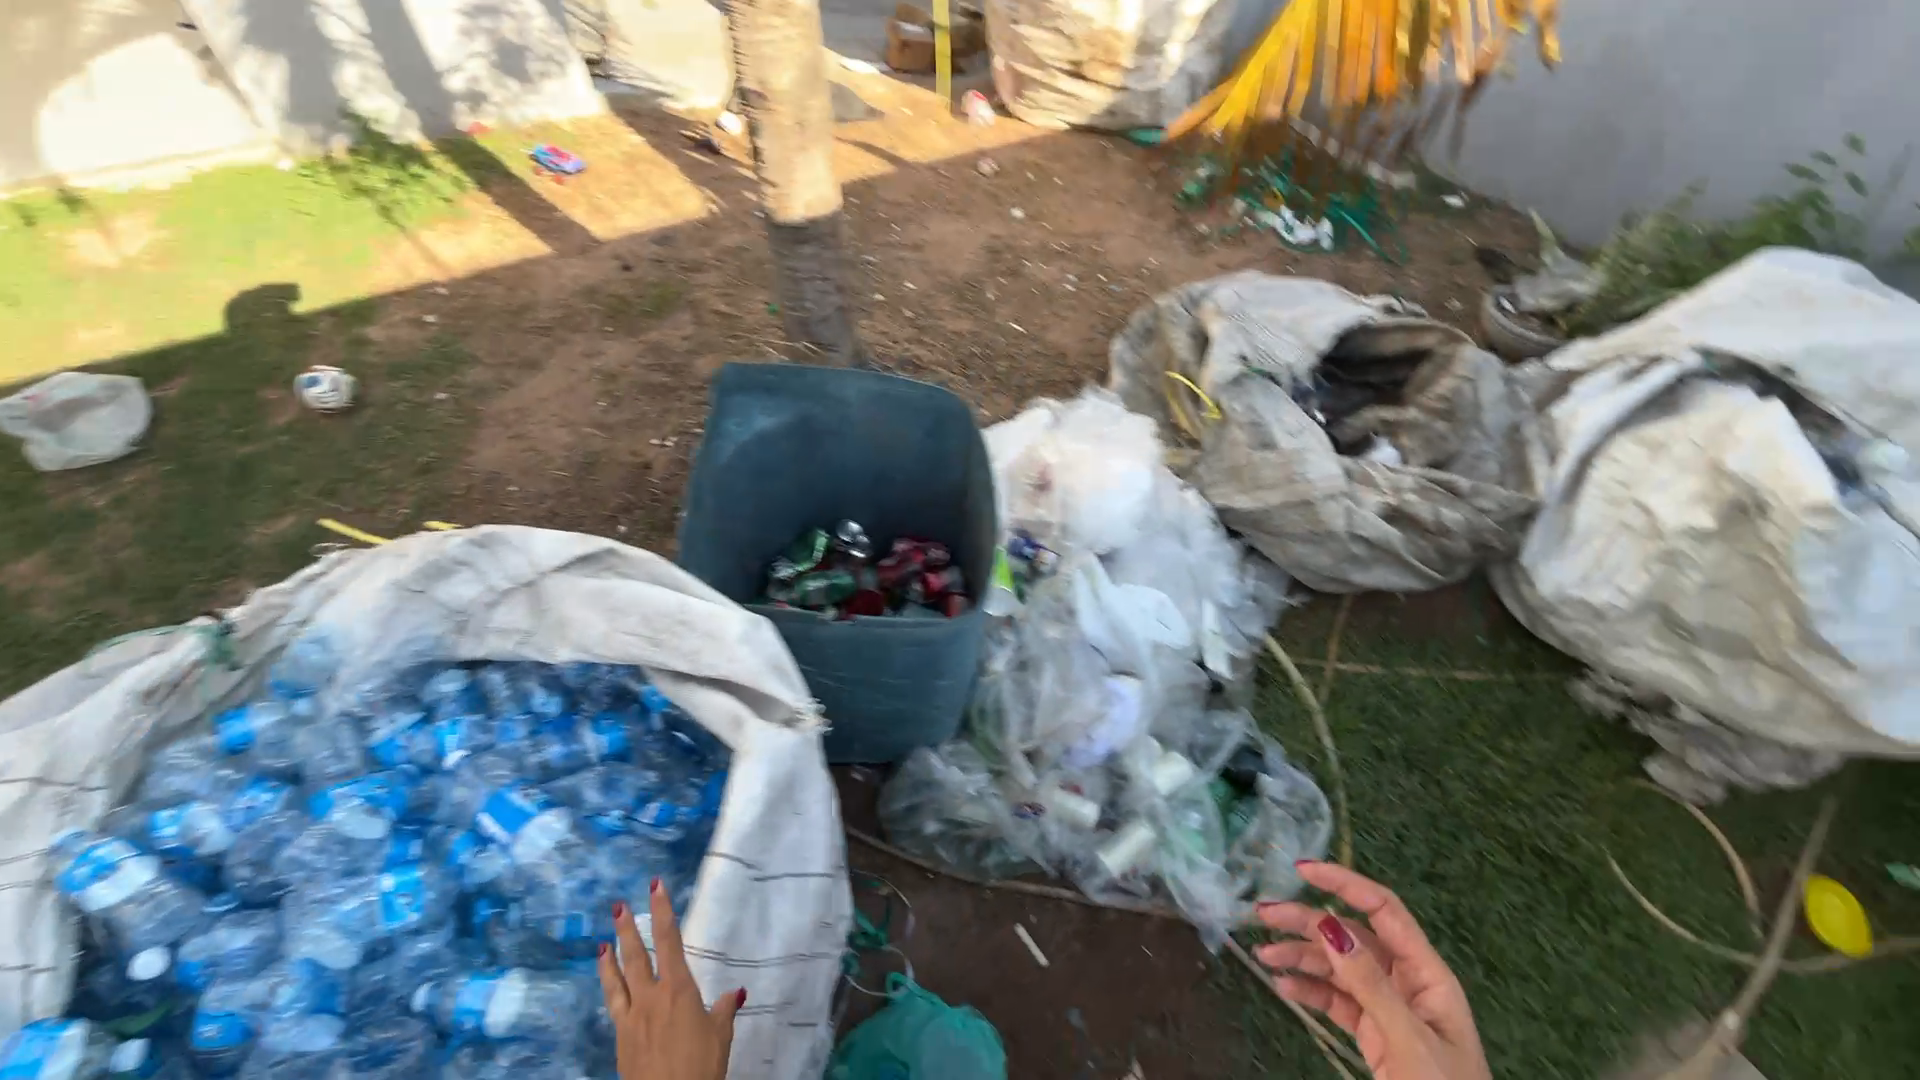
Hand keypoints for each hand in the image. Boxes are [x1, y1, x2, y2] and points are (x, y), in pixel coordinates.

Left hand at [598, 879, 744, 1079]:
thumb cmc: (700, 1067)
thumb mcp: (720, 1037)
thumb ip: (723, 1011)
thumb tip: (735, 993)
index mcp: (678, 989)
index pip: (669, 940)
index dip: (662, 911)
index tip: (655, 887)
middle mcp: (651, 997)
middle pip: (637, 955)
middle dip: (628, 929)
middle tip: (618, 906)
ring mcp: (631, 1018)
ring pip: (618, 980)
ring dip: (610, 958)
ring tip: (603, 942)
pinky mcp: (620, 1039)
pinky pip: (613, 1005)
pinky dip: (609, 989)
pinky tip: (608, 985)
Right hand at [1256, 861, 1488, 1079]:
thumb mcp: (1408, 1039)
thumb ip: (1369, 983)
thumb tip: (1330, 924)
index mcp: (1426, 973)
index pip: (1382, 910)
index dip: (1344, 883)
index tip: (1301, 871)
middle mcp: (1405, 981)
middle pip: (1350, 935)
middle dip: (1306, 922)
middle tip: (1261, 914)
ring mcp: (1387, 1006)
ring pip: (1337, 966)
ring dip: (1300, 957)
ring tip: (1263, 956)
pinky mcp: (1373, 1032)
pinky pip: (1335, 998)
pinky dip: (1308, 990)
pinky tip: (1283, 987)